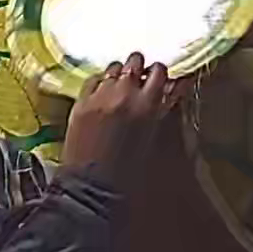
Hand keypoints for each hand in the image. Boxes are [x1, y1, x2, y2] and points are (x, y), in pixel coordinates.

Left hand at [60, 52, 174, 184]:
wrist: (89, 192)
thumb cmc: (128, 172)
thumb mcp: (153, 137)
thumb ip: (161, 108)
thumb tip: (171, 89)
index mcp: (147, 104)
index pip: (159, 69)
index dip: (158, 74)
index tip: (156, 81)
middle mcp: (125, 93)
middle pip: (135, 60)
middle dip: (137, 69)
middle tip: (136, 82)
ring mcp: (100, 96)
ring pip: (113, 67)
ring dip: (118, 75)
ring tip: (117, 89)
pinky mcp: (81, 103)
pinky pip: (93, 79)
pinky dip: (99, 84)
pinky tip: (100, 95)